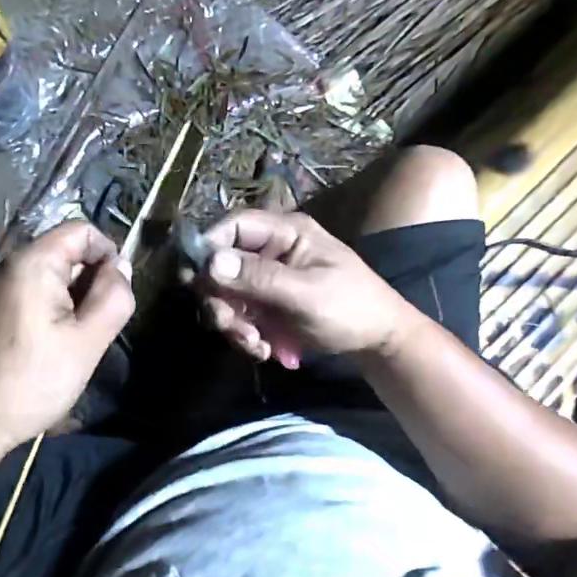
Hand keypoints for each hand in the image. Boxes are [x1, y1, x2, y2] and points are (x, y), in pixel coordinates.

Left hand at [0, 221, 133, 446]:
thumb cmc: (35, 378)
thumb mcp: (89, 339)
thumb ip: (114, 296)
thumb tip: (122, 267)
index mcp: (33, 262)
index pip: (82, 230)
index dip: (108, 253)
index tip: (117, 292)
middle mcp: (14, 265)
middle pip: (69, 251)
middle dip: (94, 279)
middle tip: (99, 323)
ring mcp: (3, 286)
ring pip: (58, 274)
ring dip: (79, 298)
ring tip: (81, 336)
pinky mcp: (0, 307)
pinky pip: (41, 292)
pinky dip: (60, 308)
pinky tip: (62, 342)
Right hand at [195, 210, 415, 367]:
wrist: (379, 343)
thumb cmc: (350, 309)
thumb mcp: (305, 294)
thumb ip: (258, 278)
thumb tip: (209, 262)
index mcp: (286, 232)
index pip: (233, 226)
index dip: (209, 248)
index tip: (196, 281)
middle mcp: (273, 249)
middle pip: (223, 264)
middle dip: (223, 301)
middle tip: (233, 329)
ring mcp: (269, 277)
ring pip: (228, 294)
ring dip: (235, 325)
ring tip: (257, 347)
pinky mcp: (269, 302)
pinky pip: (242, 314)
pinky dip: (248, 334)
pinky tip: (267, 351)